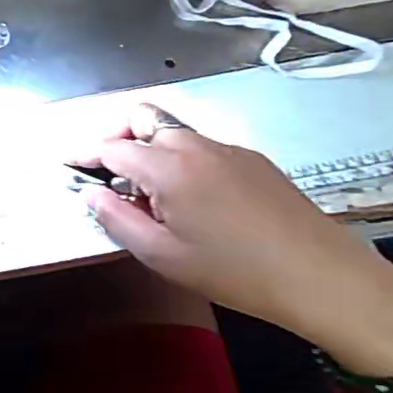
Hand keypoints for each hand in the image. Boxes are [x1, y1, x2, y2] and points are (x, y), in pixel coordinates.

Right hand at [74, 104, 392, 376]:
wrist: (319, 274)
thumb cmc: (233, 271)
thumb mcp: (163, 255)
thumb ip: (118, 219)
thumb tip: (92, 194)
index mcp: (168, 167)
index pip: (112, 146)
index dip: (87, 155)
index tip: (74, 167)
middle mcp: (196, 145)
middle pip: (143, 118)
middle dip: (118, 136)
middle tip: (111, 172)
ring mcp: (228, 148)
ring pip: (174, 131)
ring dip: (151, 149)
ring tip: (153, 195)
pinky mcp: (252, 158)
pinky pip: (203, 147)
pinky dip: (183, 159)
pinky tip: (195, 200)